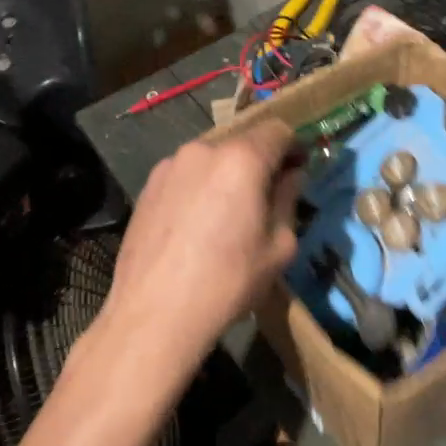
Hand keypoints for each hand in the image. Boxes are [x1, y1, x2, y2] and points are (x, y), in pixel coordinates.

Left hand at [102, 121, 302, 359]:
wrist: (153, 315)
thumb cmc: (227, 282)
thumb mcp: (279, 246)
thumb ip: (289, 200)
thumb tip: (290, 177)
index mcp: (242, 159)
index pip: (278, 130)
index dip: (294, 148)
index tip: (297, 172)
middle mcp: (204, 150)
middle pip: (243, 142)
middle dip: (259, 163)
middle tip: (264, 199)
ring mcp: (171, 165)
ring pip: (212, 159)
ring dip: (227, 175)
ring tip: (225, 217)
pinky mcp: (148, 185)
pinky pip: (186, 175)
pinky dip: (199, 188)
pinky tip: (196, 226)